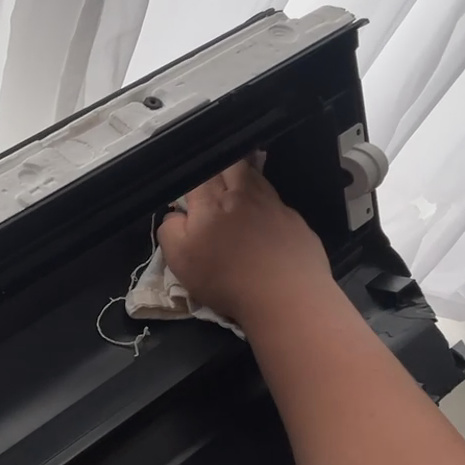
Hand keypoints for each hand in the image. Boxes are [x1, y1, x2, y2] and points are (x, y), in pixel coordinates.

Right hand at [155, 160, 332, 329]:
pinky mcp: (295, 222)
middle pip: (231, 166)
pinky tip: (263, 220)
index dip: (190, 178)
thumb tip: (176, 214)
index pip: (197, 176)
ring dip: (244, 178)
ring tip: (237, 189)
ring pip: (256, 178)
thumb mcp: (178, 260)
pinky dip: (265, 203)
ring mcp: (274, 206)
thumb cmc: (224, 280)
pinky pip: (276, 202)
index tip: (188, 190)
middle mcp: (243, 196)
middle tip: (213, 178)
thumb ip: (169, 230)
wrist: (285, 297)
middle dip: (219, 168)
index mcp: (211, 203)